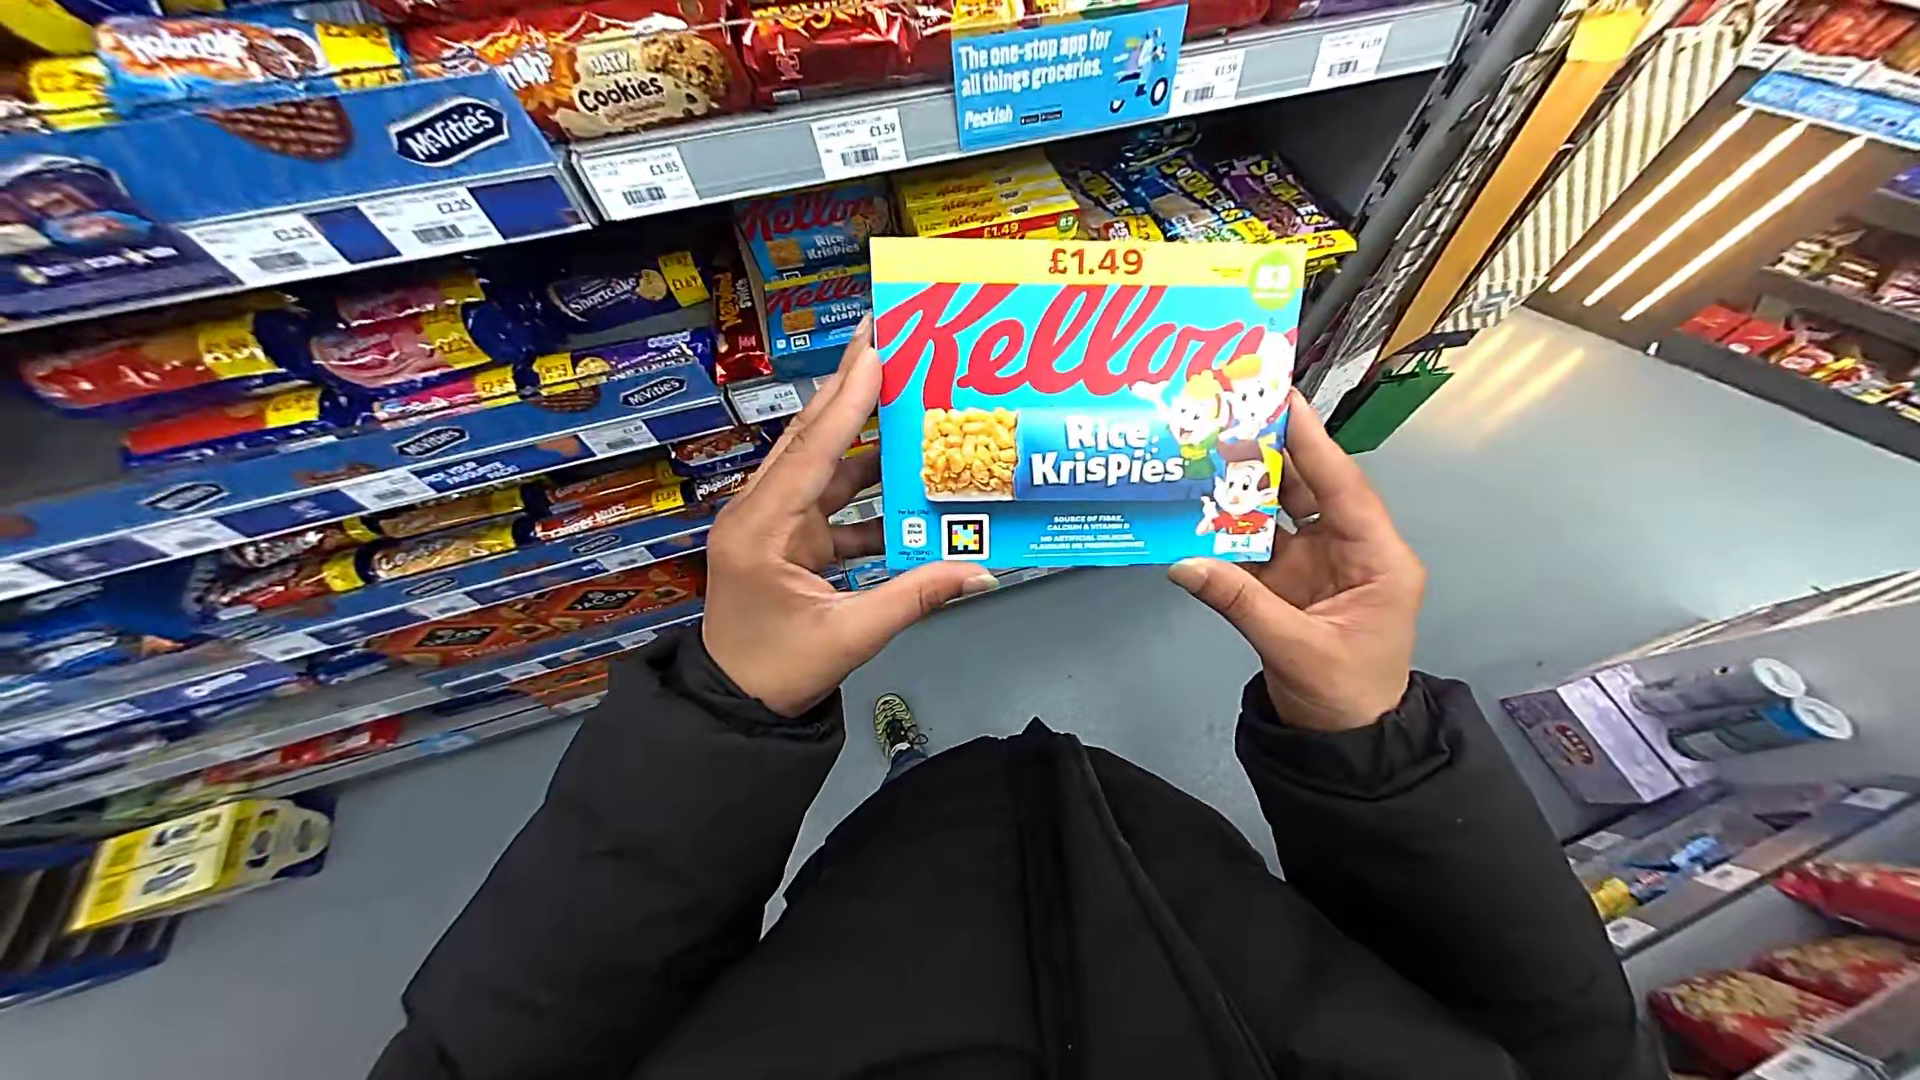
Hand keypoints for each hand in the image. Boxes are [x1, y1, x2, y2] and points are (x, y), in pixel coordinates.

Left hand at [701, 320, 999, 716]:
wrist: (734, 703)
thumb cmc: (778, 669)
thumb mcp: (850, 636)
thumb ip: (915, 597)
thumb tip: (981, 572)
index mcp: (761, 528)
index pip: (812, 451)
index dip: (847, 401)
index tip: (874, 351)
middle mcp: (762, 512)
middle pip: (811, 442)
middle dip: (848, 394)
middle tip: (883, 345)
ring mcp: (775, 525)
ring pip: (823, 469)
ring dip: (862, 442)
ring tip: (904, 403)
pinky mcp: (790, 541)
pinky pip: (833, 505)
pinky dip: (867, 496)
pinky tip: (903, 484)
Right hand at [1167, 390, 1423, 731]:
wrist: (1341, 737)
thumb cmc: (1343, 693)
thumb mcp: (1295, 648)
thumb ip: (1239, 601)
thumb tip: (1180, 563)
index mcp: (1376, 559)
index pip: (1343, 488)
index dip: (1313, 443)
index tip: (1284, 401)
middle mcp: (1347, 550)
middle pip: (1309, 490)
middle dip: (1273, 455)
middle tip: (1232, 418)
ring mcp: (1314, 563)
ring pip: (1278, 513)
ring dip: (1245, 488)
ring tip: (1209, 454)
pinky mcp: (1286, 579)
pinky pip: (1254, 543)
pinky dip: (1227, 527)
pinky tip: (1200, 508)